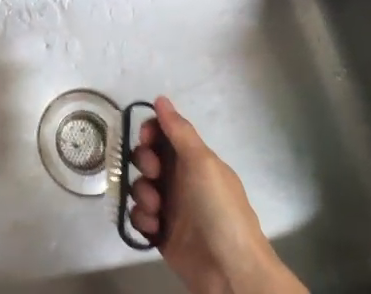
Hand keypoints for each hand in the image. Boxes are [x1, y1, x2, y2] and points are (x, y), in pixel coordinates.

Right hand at [128, 97, 306, 293]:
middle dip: (143, 163)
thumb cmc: (220, 210)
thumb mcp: (202, 163)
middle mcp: (181, 180)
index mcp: (194, 161)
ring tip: (156, 211)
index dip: (151, 133)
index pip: (164, 134)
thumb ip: (179, 130)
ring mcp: (170, 207)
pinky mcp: (161, 234)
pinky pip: (139, 216)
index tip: (147, 139)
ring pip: (140, 186)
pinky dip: (142, 219)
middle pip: (147, 157)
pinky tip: (155, 228)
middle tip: (154, 175)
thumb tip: (161, 98)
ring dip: (142, 194)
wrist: (231, 272)